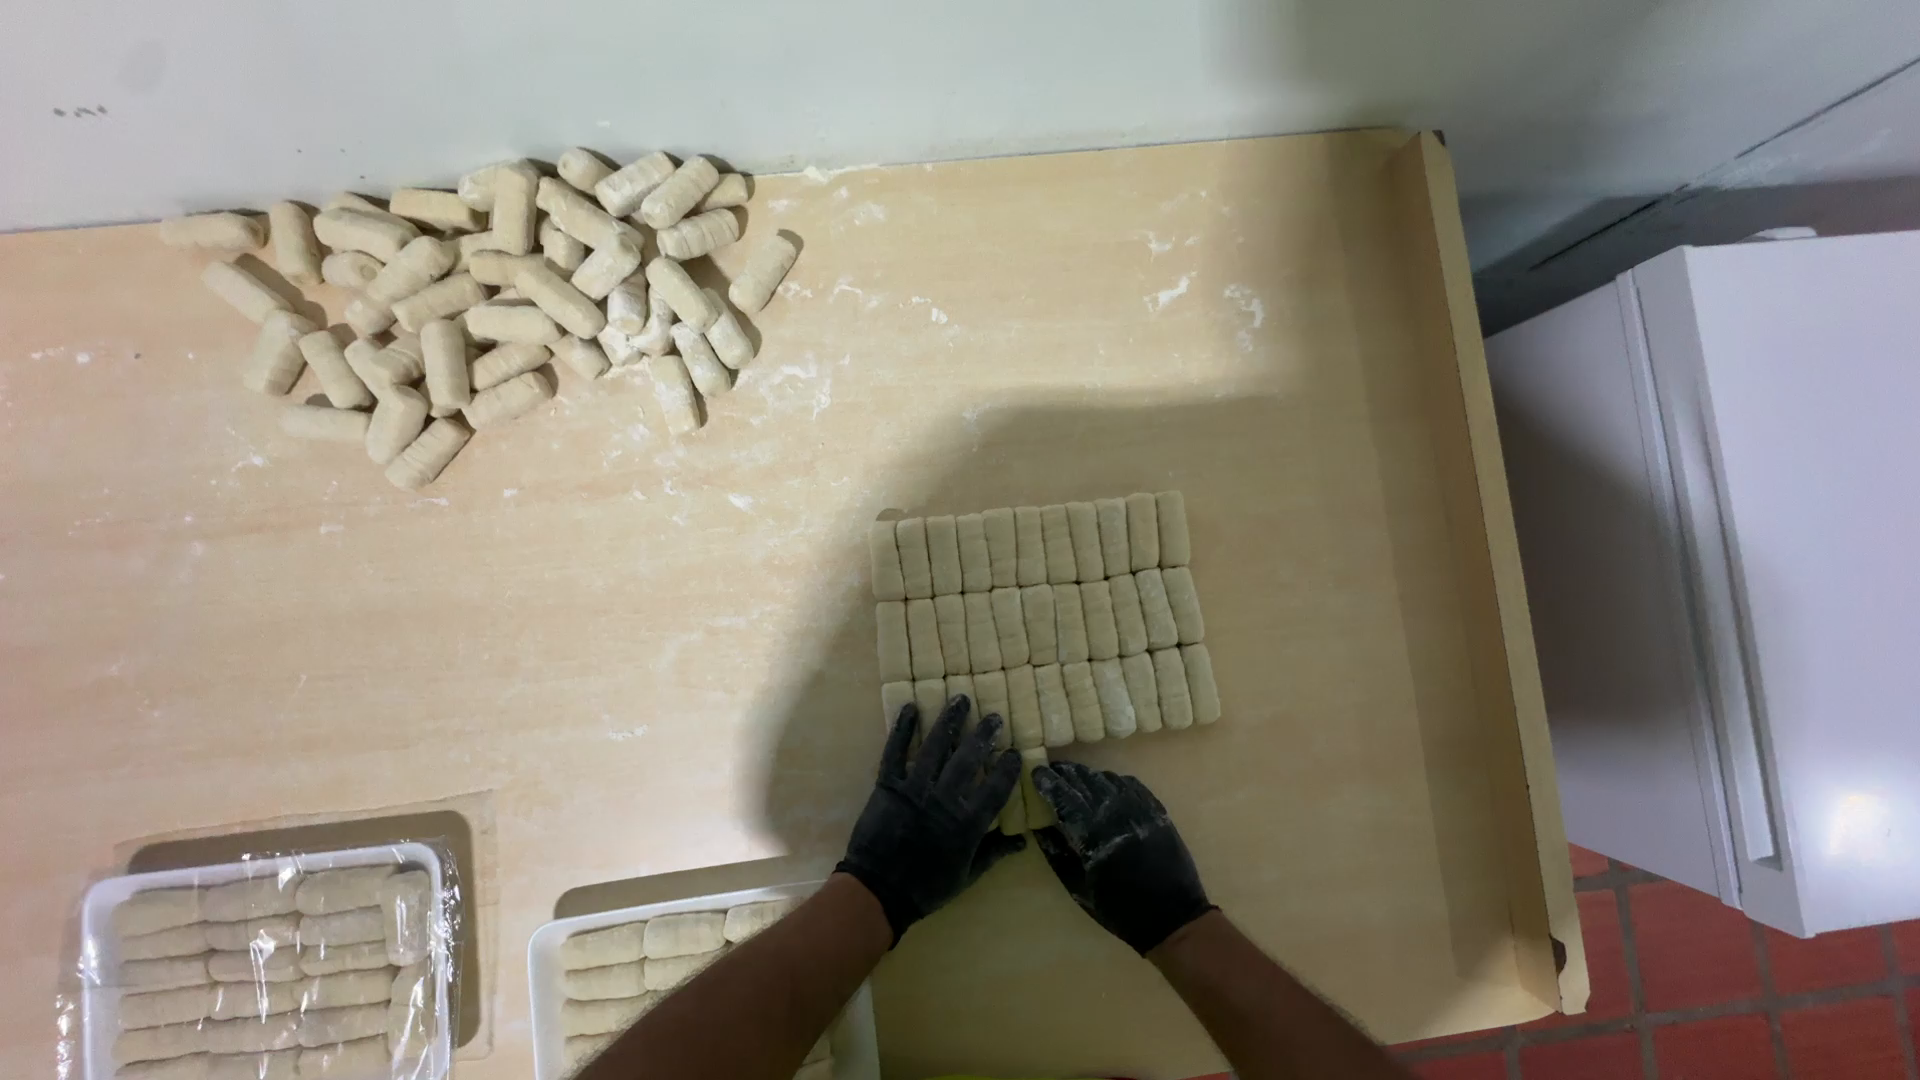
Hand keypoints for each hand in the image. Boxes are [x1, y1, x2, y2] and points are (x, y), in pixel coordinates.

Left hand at [835, 695, 1024, 944]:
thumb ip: (994, 853)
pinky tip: (911, 707)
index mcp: (967, 824)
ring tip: (961, 700)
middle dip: (983, 735)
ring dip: (949, 721)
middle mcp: (944, 800)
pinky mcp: (888, 784)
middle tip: (994, 716)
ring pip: (936, 747)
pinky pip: (895, 751)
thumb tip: (1023, 841)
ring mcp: (914, 789)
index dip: (1008, 769)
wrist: (878, 891)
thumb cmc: (927, 887)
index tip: (1016, 751)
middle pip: (968, 759)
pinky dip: (902, 728)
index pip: (995, 789)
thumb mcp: (967, 875)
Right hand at [1031, 761, 1215, 954]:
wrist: (1173, 919)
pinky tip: (1107, 785)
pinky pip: (1132, 785)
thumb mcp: (1079, 889)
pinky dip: (1114, 781)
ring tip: (1077, 777)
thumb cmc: (1120, 910)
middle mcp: (1116, 816)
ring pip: (1108, 779)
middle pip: (1086, 782)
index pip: (1065, 798)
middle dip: (1067, 774)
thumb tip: (1040, 826)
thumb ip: (1057, 854)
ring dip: (1089, 776)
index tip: (1036, 772)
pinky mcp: (1158, 811)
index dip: (1049, 783)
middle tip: (1054, 770)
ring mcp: (1140, 810)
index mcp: (1094, 837)